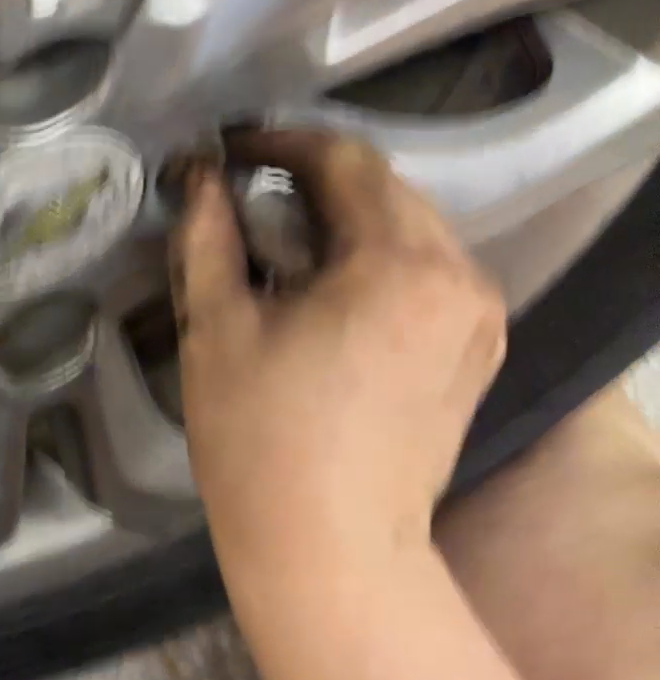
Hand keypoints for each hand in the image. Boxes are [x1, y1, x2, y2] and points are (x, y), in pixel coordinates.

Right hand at [170, 129, 507, 562]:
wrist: (325, 536)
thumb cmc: (256, 432)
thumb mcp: (216, 331)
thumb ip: (210, 244)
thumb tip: (200, 182)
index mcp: (396, 263)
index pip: (348, 164)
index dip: (285, 143)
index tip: (232, 148)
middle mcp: (459, 276)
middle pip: (389, 195)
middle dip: (314, 185)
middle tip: (244, 201)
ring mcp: (478, 318)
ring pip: (412, 237)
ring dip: (345, 227)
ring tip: (278, 253)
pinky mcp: (474, 354)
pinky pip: (427, 280)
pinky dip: (374, 268)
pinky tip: (324, 300)